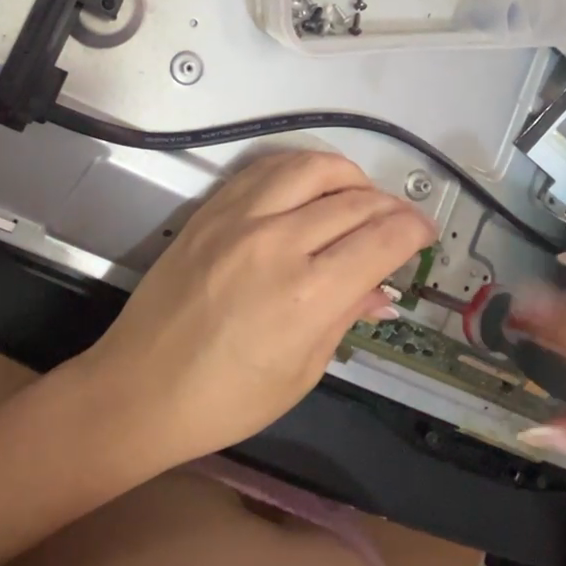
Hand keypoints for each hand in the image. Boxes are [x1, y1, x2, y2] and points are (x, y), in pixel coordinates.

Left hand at [74, 152, 434, 465]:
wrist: (141, 387)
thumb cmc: (227, 398)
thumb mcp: (301, 371)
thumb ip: (346, 317)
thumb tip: (383, 290)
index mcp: (308, 294)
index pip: (382, 238)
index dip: (414, 230)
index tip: (424, 235)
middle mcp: (278, 241)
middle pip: (354, 200)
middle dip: (391, 206)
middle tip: (400, 222)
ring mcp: (239, 217)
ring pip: (311, 167)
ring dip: (348, 175)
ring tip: (359, 195)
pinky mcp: (210, 209)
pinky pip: (265, 169)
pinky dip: (299, 169)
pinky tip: (309, 186)